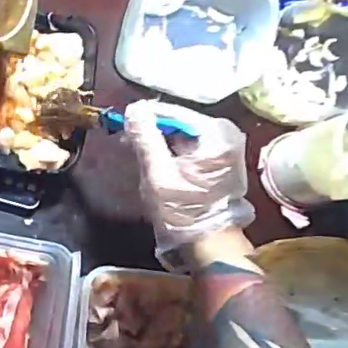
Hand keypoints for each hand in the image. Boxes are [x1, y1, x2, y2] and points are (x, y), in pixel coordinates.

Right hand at [123, 99, 255, 257]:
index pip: (175, 113)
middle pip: (180, 121)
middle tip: (124, 137)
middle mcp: (226, 135)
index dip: (146, 116)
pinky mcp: (217, 157)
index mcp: (217, 136)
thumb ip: (146, 140)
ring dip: (157, 137)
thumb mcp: (157, 173)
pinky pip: (187, 143)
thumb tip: (133, 110)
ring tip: (133, 147)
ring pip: (181, 132)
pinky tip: (150, 155)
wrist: (206, 237)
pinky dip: (167, 146)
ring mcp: (223, 146)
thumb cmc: (181, 208)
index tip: (121, 122)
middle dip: (151, 127)